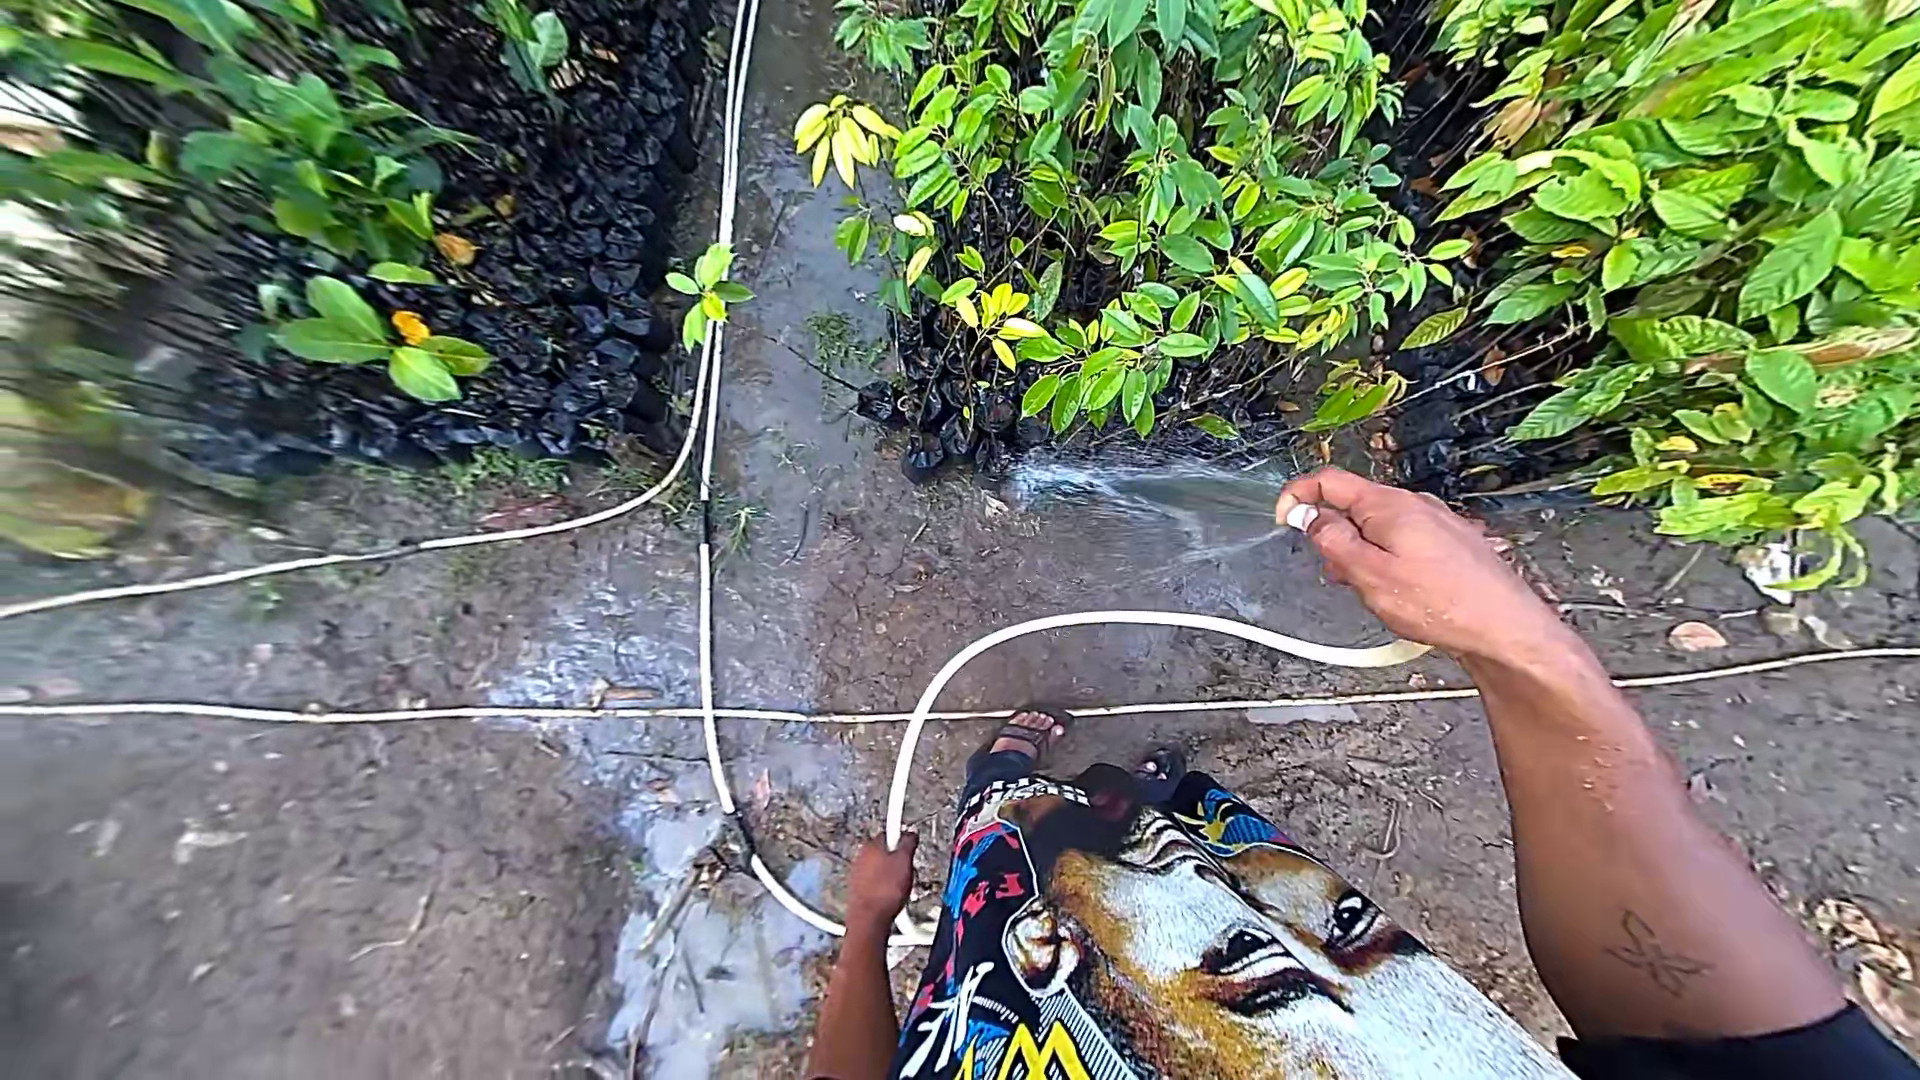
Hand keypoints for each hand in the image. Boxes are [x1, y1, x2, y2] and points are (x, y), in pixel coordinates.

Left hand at [845, 832, 917, 935]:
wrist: (869, 922)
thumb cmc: (885, 892)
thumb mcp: (905, 861)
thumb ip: (908, 843)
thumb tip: (910, 834)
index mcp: (870, 845)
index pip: (888, 833)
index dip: (901, 841)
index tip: (909, 847)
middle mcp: (860, 858)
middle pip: (883, 852)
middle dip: (895, 860)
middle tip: (906, 870)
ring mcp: (856, 876)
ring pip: (878, 870)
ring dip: (888, 876)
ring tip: (899, 887)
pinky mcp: (856, 893)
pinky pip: (873, 885)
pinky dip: (881, 889)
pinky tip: (889, 898)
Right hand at [1276, 467, 1570, 663]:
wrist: (1508, 632)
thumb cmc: (1442, 605)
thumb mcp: (1367, 573)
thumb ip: (1330, 539)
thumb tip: (1308, 515)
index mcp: (1388, 505)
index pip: (1327, 480)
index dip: (1296, 496)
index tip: (1284, 520)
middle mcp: (1413, 504)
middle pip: (1350, 505)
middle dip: (1330, 534)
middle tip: (1337, 571)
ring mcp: (1434, 521)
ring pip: (1373, 526)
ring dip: (1356, 551)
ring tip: (1370, 588)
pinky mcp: (1447, 541)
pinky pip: (1397, 539)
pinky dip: (1381, 557)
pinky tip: (1393, 589)